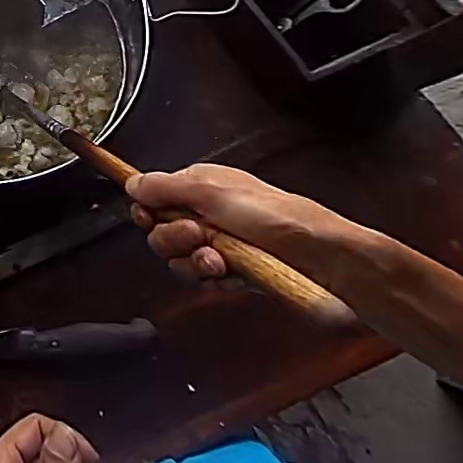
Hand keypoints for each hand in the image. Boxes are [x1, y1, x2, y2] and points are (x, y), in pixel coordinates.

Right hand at [124, 164, 355, 281]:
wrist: (331, 264)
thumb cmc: (279, 220)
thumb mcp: (215, 193)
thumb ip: (167, 188)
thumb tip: (131, 182)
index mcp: (202, 186)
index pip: (154, 196)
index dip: (147, 210)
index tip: (150, 217)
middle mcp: (207, 213)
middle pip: (160, 230)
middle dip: (172, 237)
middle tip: (197, 236)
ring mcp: (220, 244)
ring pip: (179, 258)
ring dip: (194, 261)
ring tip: (220, 260)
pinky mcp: (234, 274)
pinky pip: (203, 280)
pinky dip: (213, 279)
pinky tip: (231, 275)